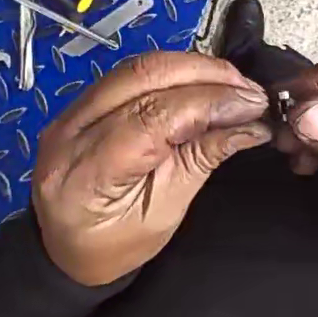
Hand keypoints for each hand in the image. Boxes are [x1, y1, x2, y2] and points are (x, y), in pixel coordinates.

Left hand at [32, 52, 272, 285]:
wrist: (64, 249)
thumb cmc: (114, 246)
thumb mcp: (165, 214)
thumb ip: (201, 160)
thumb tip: (250, 125)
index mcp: (88, 173)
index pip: (154, 118)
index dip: (209, 103)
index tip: (253, 104)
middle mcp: (71, 131)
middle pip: (142, 78)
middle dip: (204, 74)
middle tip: (248, 88)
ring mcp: (69, 112)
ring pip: (136, 67)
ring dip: (190, 67)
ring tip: (232, 83)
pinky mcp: (78, 102)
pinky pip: (128, 73)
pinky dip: (171, 72)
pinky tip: (200, 81)